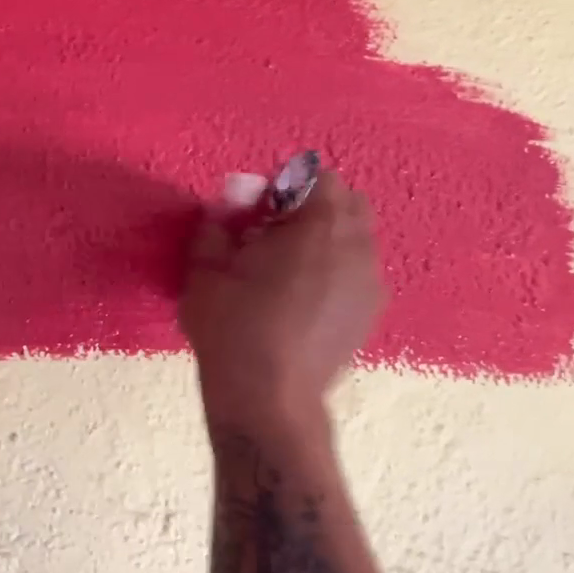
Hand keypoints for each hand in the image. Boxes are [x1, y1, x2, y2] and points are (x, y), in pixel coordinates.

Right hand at [180, 169, 385, 421]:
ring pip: (356, 236)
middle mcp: (356, 247)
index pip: (316, 177)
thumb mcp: (204, 274)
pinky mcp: (369, 309)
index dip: (283, 183)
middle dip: (311, 202)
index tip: (253, 204)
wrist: (268, 395)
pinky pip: (356, 268)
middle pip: (347, 201)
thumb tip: (224, 207)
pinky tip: (298, 294)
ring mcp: (370, 280)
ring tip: (282, 263)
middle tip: (268, 227)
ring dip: (324, 235)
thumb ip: (215, 229)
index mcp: (315, 229)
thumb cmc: (230, 329)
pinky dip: (332, 266)